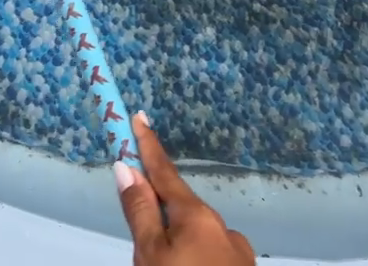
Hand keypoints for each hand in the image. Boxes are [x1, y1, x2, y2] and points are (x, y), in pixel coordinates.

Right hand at [116, 111, 254, 265]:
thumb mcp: (150, 255)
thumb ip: (139, 211)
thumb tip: (126, 167)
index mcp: (197, 216)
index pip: (165, 172)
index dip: (149, 145)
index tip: (140, 116)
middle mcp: (224, 230)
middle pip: (181, 210)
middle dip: (159, 215)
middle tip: (141, 245)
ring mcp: (241, 258)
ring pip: (198, 240)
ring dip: (178, 247)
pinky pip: (211, 261)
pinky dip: (195, 263)